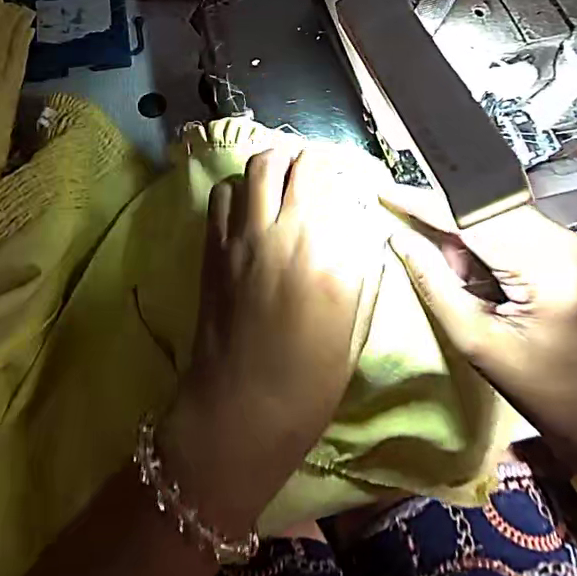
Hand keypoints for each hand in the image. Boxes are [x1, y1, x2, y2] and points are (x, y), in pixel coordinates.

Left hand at [162, 148, 380, 528]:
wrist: (238, 411)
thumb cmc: (308, 383)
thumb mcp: (354, 328)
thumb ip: (362, 269)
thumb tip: (362, 227)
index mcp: (332, 260)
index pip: (347, 187)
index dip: (356, 180)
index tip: (358, 188)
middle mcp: (288, 235)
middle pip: (305, 164)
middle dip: (320, 164)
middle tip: (325, 179)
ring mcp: (245, 236)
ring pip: (262, 164)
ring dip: (281, 165)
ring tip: (289, 183)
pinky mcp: (214, 244)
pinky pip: (226, 191)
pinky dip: (244, 188)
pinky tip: (254, 208)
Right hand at [387, 200, 576, 451]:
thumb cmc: (552, 400)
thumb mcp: (481, 347)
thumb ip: (436, 286)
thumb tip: (403, 240)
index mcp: (556, 272)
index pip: (478, 218)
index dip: (428, 203)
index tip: (391, 193)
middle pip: (496, 209)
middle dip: (455, 226)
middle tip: (433, 256)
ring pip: (512, 216)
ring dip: (480, 238)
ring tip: (478, 288)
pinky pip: (534, 231)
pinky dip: (504, 247)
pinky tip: (502, 286)